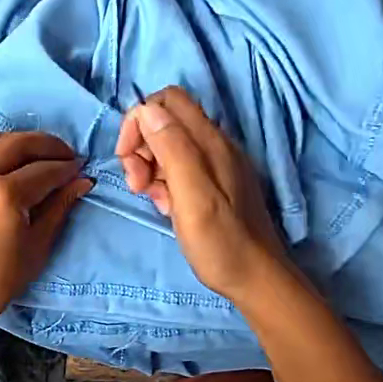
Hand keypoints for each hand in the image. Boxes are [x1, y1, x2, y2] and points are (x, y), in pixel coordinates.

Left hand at [0, 131, 91, 346]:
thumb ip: (58, 209)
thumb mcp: (36, 248)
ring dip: (13, 140)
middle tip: (63, 155)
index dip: (66, 168)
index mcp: (4, 195)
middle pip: (18, 144)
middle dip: (46, 145)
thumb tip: (81, 181)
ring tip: (29, 154)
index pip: (44, 170)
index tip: (79, 169)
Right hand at [117, 86, 288, 298]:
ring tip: (151, 199)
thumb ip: (171, 149)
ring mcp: (215, 165)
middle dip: (140, 147)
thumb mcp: (191, 195)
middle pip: (164, 122)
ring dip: (148, 167)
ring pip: (167, 146)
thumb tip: (146, 111)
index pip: (166, 102)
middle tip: (137, 184)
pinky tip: (166, 207)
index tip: (128, 159)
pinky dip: (162, 183)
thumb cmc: (220, 242)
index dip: (138, 122)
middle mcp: (214, 146)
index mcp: (210, 143)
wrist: (255, 279)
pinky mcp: (213, 184)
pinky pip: (178, 169)